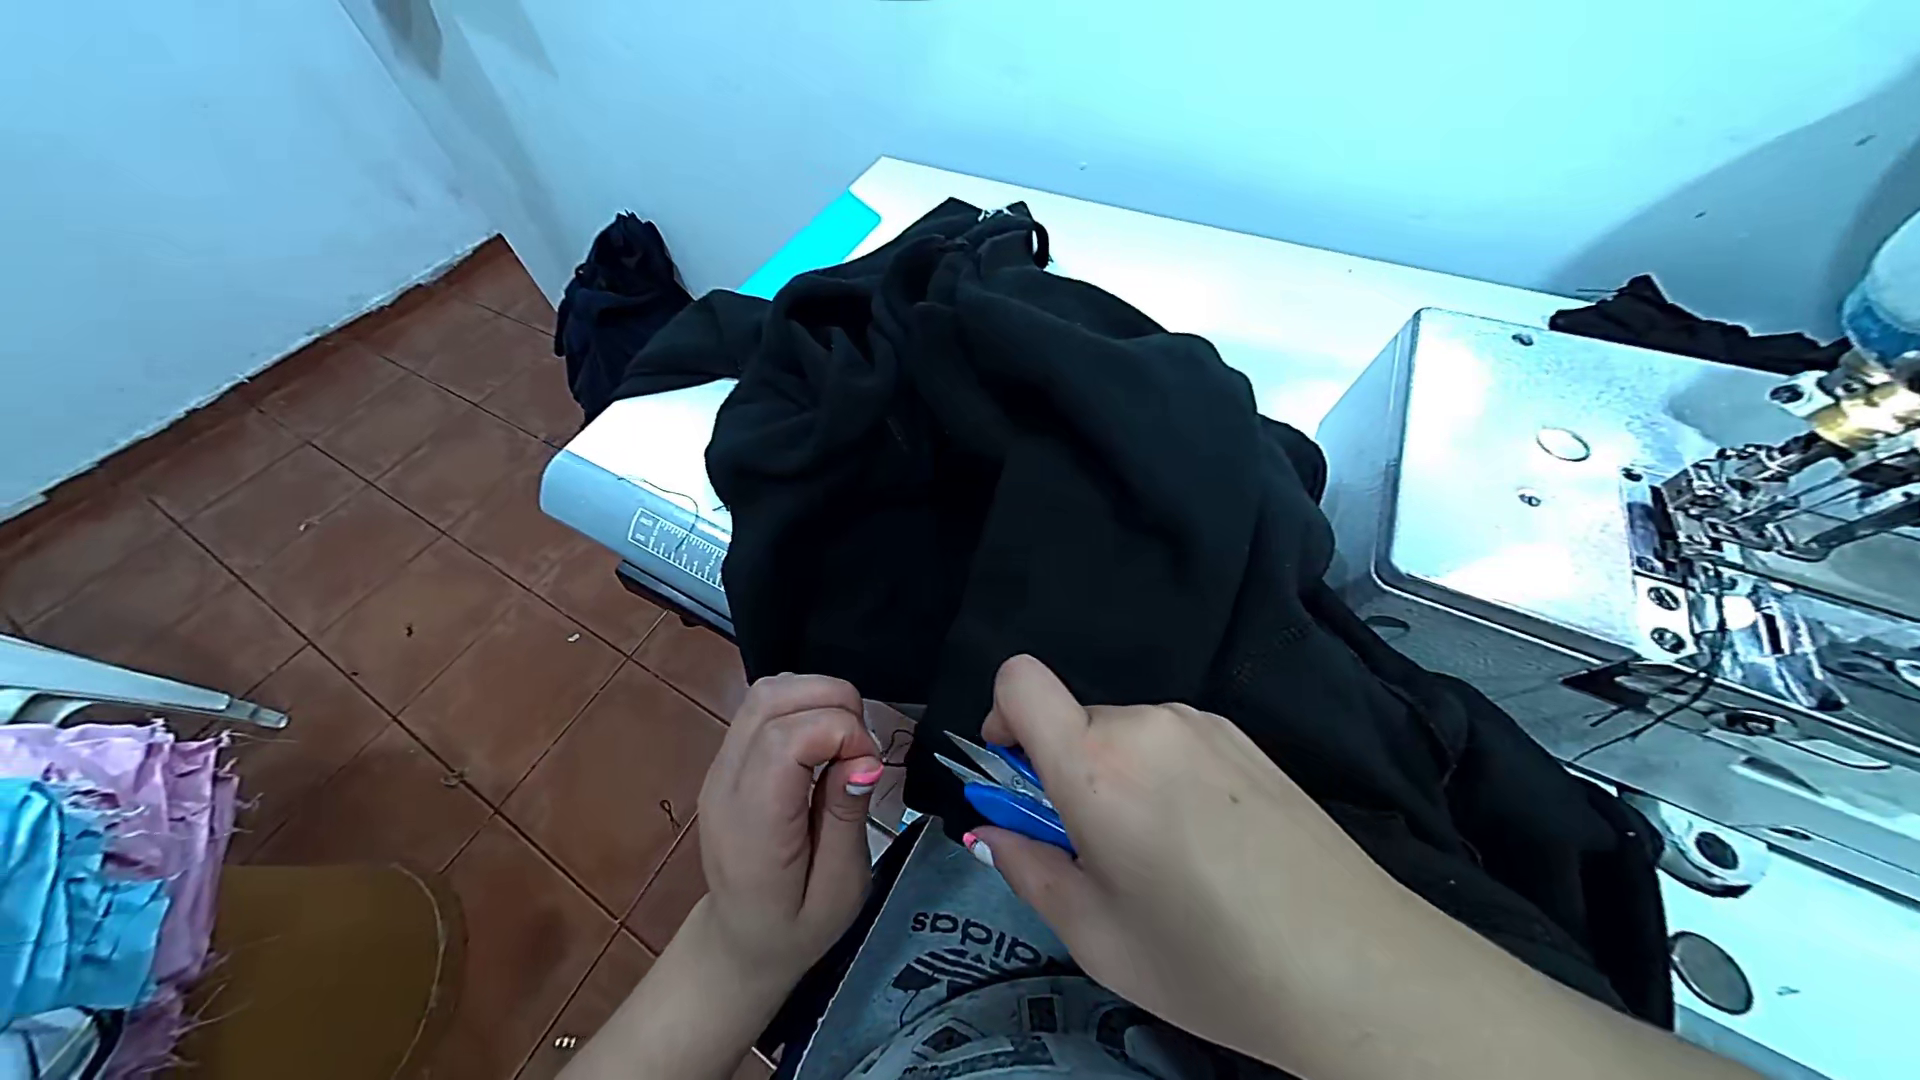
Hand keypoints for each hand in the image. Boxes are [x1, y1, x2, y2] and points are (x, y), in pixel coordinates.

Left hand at [697, 674, 883, 988]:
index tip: (869, 763)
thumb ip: (847, 817)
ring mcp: (721, 763)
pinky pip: (764, 703)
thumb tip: (865, 757)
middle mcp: (726, 781)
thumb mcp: (839, 890)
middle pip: (772, 698)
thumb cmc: (795, 925)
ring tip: (845, 738)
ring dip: (819, 696)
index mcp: (751, 824)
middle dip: (834, 702)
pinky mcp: (728, 755)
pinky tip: (823, 736)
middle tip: (861, 746)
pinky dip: (804, 701)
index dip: (839, 731)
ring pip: (767, 690)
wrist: (740, 940)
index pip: (783, 739)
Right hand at [966, 655, 1421, 1066]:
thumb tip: (990, 833)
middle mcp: (1143, 722)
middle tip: (1100, 845)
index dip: (1002, 716)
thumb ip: (1026, 870)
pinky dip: (1163, 772)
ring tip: (1164, 848)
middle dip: (1068, 771)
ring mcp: (1199, 722)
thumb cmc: (1208, 961)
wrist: (1361, 967)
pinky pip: (1171, 739)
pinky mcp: (1241, 734)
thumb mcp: (1096, 936)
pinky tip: (1208, 836)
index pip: (1019, 680)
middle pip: (1073, 721)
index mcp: (1095, 764)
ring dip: (1118, 774)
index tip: (1018, 772)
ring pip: (1123, 733)